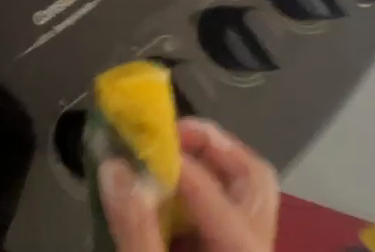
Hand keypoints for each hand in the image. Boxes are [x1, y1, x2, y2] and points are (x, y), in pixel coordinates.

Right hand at [100, 119, 278, 251]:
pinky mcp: (231, 246)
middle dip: (209, 144)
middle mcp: (259, 247)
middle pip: (252, 176)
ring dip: (204, 157)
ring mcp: (251, 246)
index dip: (179, 166)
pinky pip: (227, 199)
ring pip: (244, 184)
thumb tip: (115, 167)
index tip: (136, 142)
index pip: (220, 202)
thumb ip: (135, 227)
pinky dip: (199, 178)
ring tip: (161, 151)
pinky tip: (164, 182)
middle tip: (164, 134)